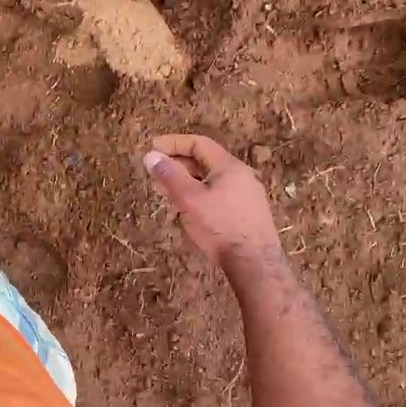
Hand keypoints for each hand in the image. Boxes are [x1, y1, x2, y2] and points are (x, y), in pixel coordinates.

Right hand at [142, 135, 280, 268]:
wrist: (254, 263)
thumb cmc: (220, 225)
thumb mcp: (189, 198)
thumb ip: (169, 174)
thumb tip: (151, 156)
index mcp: (229, 167)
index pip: (198, 144)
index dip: (173, 143)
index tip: (152, 149)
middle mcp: (241, 177)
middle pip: (203, 162)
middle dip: (175, 166)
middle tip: (154, 175)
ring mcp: (245, 196)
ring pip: (208, 181)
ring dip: (183, 183)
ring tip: (164, 194)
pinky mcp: (245, 213)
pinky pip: (215, 195)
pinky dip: (196, 196)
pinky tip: (184, 211)